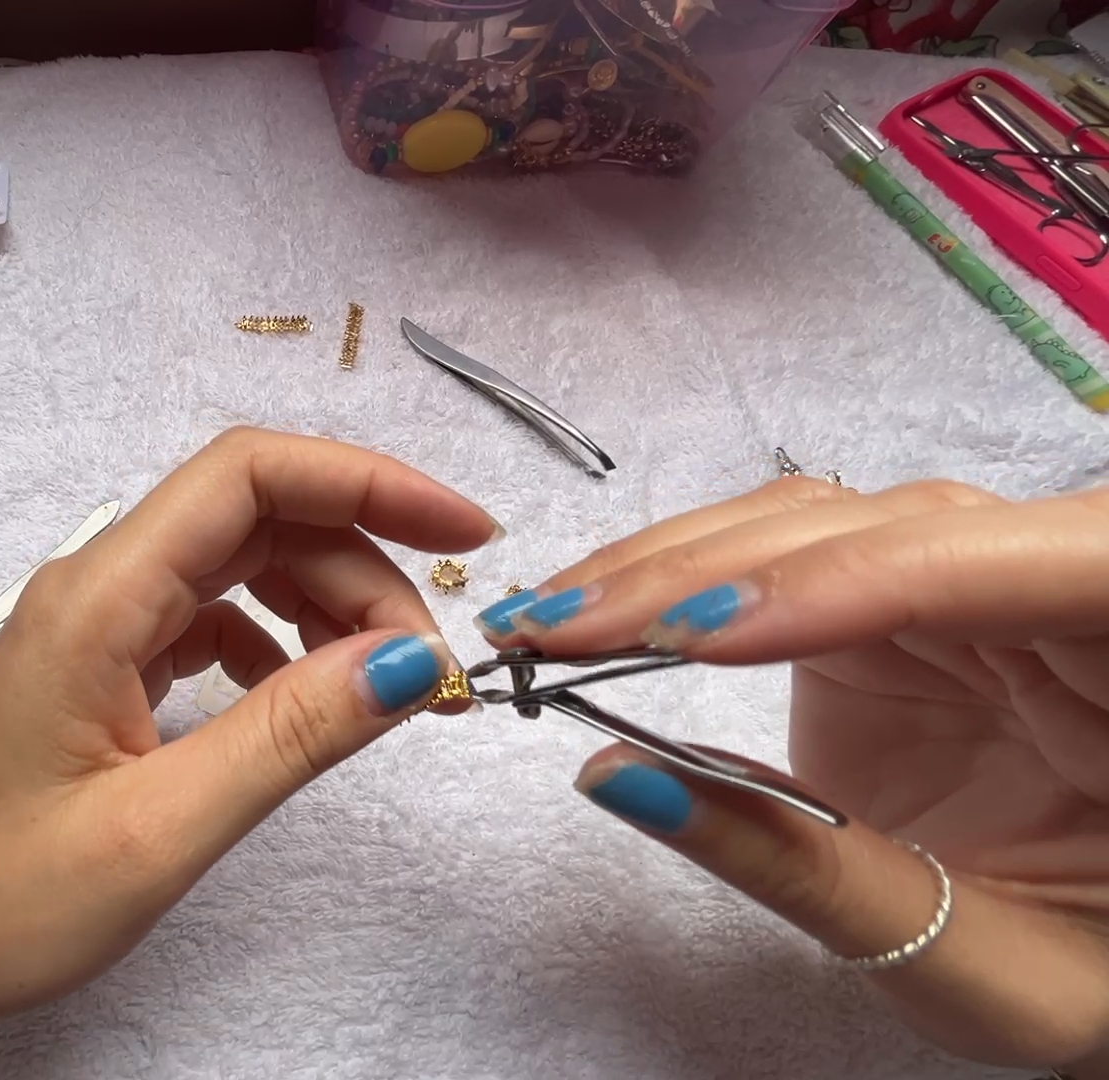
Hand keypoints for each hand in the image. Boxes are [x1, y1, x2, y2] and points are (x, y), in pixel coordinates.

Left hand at [0, 427, 496, 1045]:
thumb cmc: (1, 901)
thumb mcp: (160, 829)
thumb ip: (288, 736)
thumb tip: (411, 662)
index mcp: (98, 597)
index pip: (245, 476)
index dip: (363, 481)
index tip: (463, 530)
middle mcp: (101, 584)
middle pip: (257, 518)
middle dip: (360, 566)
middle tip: (428, 664)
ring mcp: (106, 620)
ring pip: (244, 565)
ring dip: (327, 605)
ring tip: (381, 684)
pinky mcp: (114, 659)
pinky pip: (217, 617)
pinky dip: (280, 642)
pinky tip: (302, 697)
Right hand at [474, 477, 1108, 1075]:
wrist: (1105, 936)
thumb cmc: (1105, 972)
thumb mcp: (988, 972)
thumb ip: (804, 874)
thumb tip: (608, 776)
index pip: (1011, 569)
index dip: (842, 582)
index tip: (685, 642)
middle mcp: (1059, 590)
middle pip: (864, 525)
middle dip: (691, 575)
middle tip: (552, 630)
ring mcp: (957, 584)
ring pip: (791, 520)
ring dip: (652, 564)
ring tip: (539, 618)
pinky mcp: (873, 595)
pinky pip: (757, 553)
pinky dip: (661, 576)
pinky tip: (585, 607)